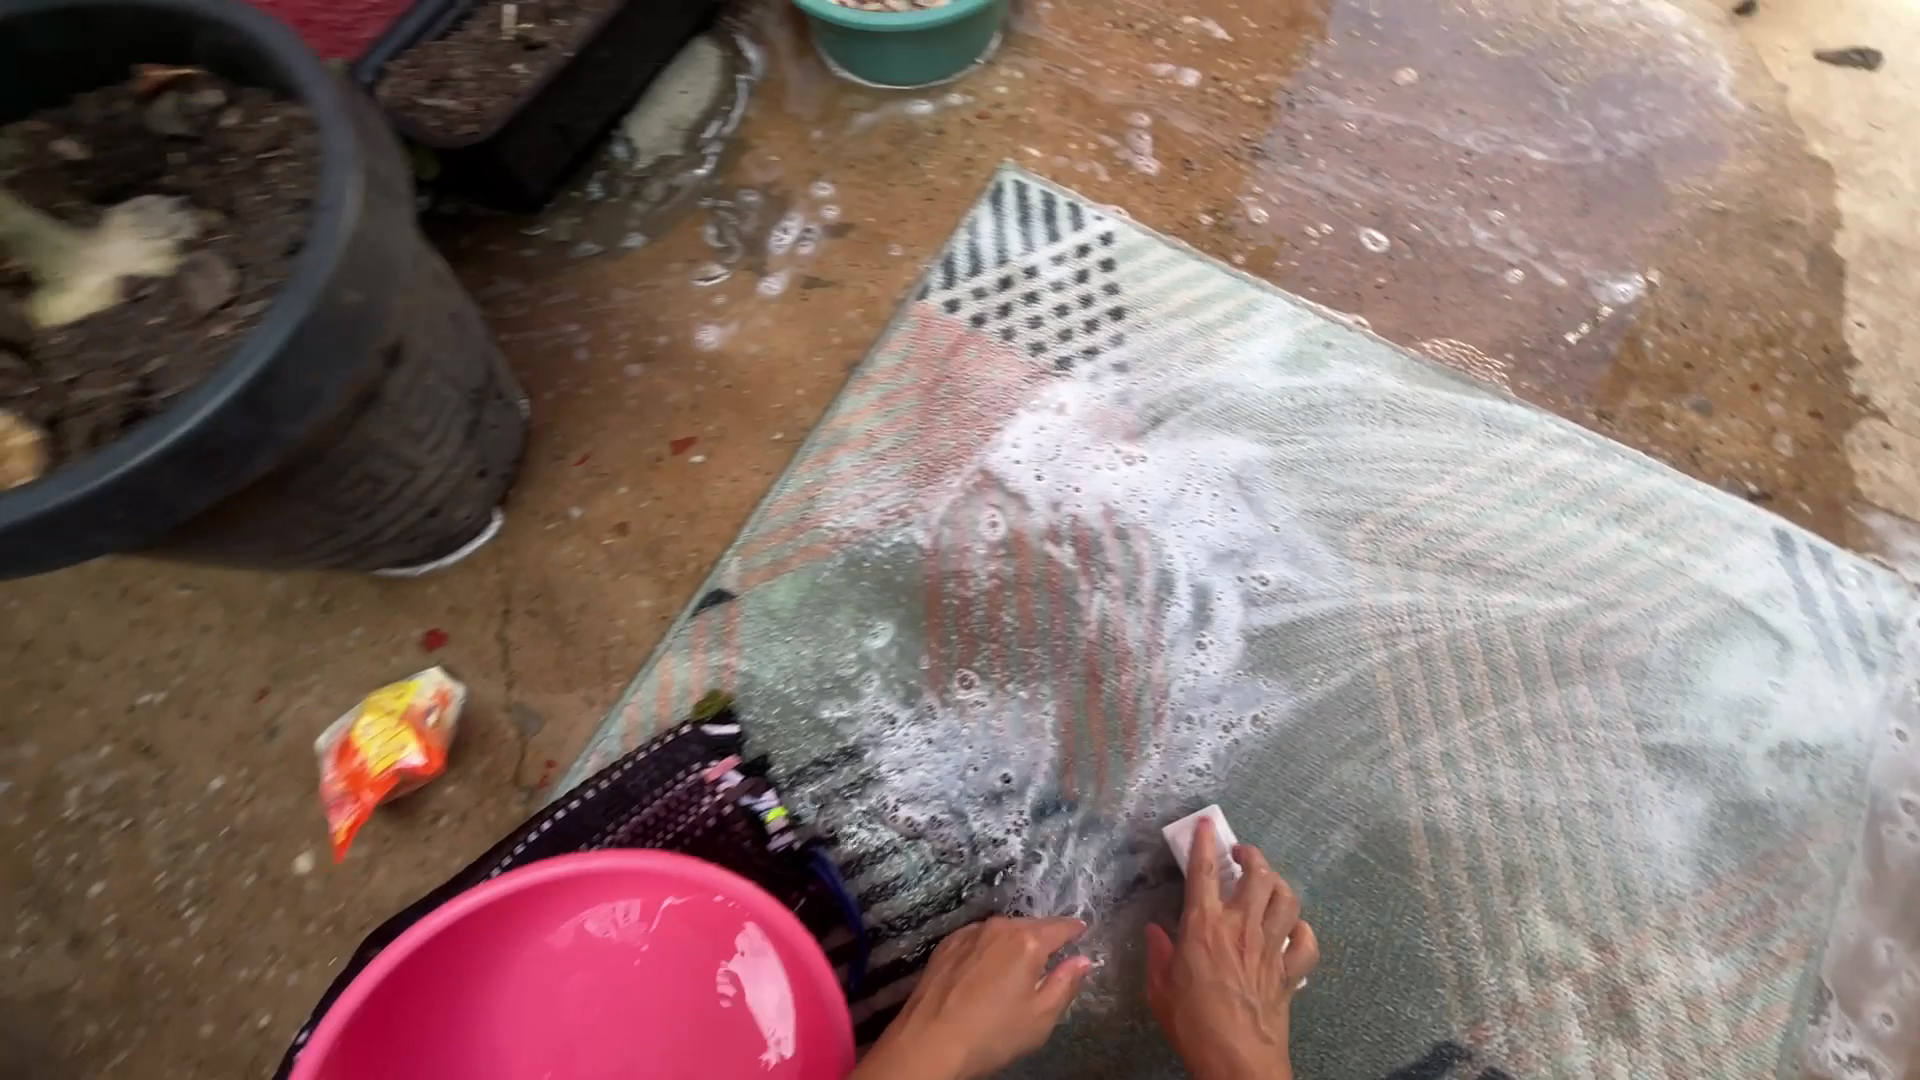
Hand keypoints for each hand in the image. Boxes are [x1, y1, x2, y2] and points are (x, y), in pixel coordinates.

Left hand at [852, 916, 1093, 1079]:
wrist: (930, 1040)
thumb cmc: (993, 1033)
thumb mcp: (1040, 1017)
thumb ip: (1065, 984)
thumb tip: (1083, 960)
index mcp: (1028, 941)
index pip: (1060, 927)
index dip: (1074, 929)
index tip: (1082, 930)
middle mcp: (1000, 926)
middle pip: (1031, 926)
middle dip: (1044, 938)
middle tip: (1051, 958)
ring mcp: (971, 931)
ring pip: (1003, 930)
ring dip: (1014, 942)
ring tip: (1017, 967)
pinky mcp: (949, 942)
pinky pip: (979, 937)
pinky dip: (989, 947)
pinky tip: (986, 970)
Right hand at [1145, 818, 1319, 1079]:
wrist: (1238, 1064)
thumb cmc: (1193, 1023)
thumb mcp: (1160, 988)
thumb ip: (1157, 954)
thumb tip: (1155, 932)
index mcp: (1204, 925)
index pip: (1203, 871)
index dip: (1204, 842)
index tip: (1206, 824)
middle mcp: (1240, 927)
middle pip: (1257, 874)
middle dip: (1251, 854)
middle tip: (1241, 853)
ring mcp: (1270, 948)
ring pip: (1286, 899)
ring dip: (1277, 882)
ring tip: (1266, 881)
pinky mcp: (1289, 973)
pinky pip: (1306, 942)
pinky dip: (1302, 930)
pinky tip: (1292, 928)